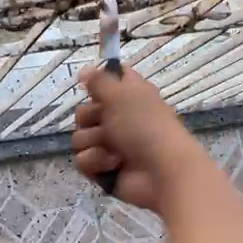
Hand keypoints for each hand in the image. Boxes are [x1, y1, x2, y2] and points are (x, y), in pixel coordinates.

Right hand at [72, 63, 203, 212]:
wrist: (162, 172)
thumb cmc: (145, 126)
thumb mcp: (121, 94)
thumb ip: (99, 80)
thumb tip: (84, 69)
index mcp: (129, 96)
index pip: (110, 80)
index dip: (99, 81)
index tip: (93, 86)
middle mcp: (119, 118)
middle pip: (84, 112)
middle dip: (89, 118)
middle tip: (104, 121)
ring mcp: (110, 145)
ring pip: (80, 137)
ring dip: (94, 142)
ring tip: (113, 150)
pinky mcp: (104, 168)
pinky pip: (83, 160)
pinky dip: (96, 161)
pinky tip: (113, 165)